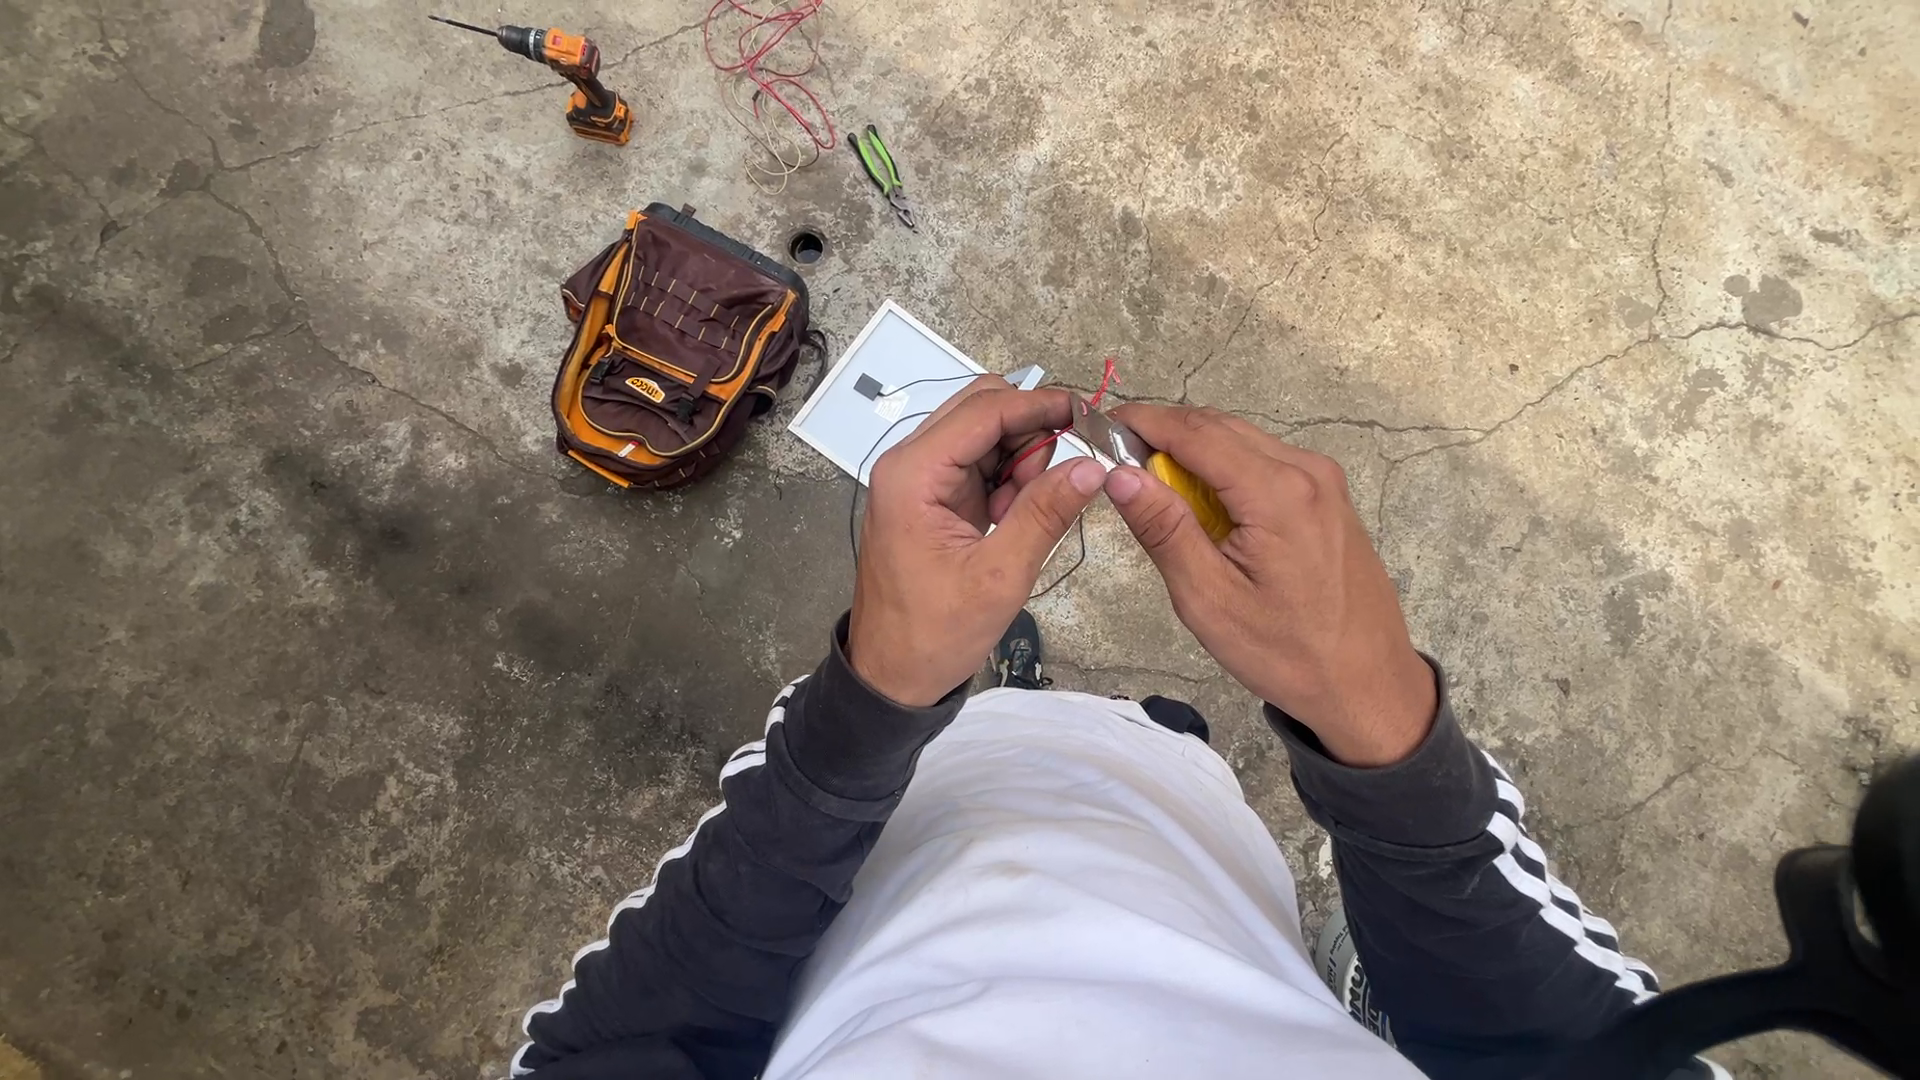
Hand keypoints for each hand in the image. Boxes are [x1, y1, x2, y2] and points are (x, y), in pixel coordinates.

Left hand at [847, 377, 1107, 706]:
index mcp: (912, 474)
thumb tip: (1093, 465)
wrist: (892, 674)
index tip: (1087, 413)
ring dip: (1018, 456)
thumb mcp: (999, 576)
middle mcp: (908, 462)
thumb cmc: (936, 632)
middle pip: (979, 410)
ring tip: (1029, 509)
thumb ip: (1044, 513)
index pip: (983, 411)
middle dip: (1028, 430)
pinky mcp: (930, 496)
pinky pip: (976, 464)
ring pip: (981, 434)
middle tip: (1060, 475)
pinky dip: (1005, 478)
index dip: (1038, 404)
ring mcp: (918, 477)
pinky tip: (1012, 516)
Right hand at [1103, 404, 1436, 765]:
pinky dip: (1220, 466)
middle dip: (1163, 432)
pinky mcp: (1326, 496)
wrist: (1367, 684)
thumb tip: (1119, 474)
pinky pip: (1262, 461)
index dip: (1143, 422)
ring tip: (1148, 479)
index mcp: (1277, 492)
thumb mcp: (1208, 598)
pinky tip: (1197, 499)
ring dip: (1190, 448)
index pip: (1195, 432)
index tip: (1100, 426)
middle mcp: (1307, 469)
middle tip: (1115, 457)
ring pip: (1240, 440)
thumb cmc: (1284, 651)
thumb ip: (1164, 528)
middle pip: (1218, 427)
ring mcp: (1323, 479)